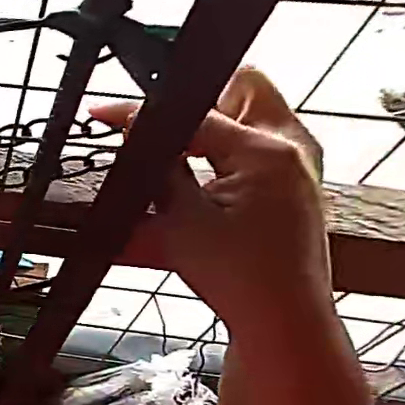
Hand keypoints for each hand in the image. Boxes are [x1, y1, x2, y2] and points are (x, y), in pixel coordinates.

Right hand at [89, 66, 330, 336]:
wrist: (280, 316)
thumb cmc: (238, 275)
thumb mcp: (179, 222)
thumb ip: (158, 170)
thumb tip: (136, 133)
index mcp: (267, 151)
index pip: (194, 114)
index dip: (142, 113)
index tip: (105, 114)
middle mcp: (292, 146)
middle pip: (241, 88)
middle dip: (195, 103)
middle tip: (159, 134)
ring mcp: (299, 162)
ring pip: (251, 113)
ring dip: (211, 126)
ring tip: (178, 157)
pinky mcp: (295, 180)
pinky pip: (257, 142)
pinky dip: (224, 149)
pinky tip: (201, 177)